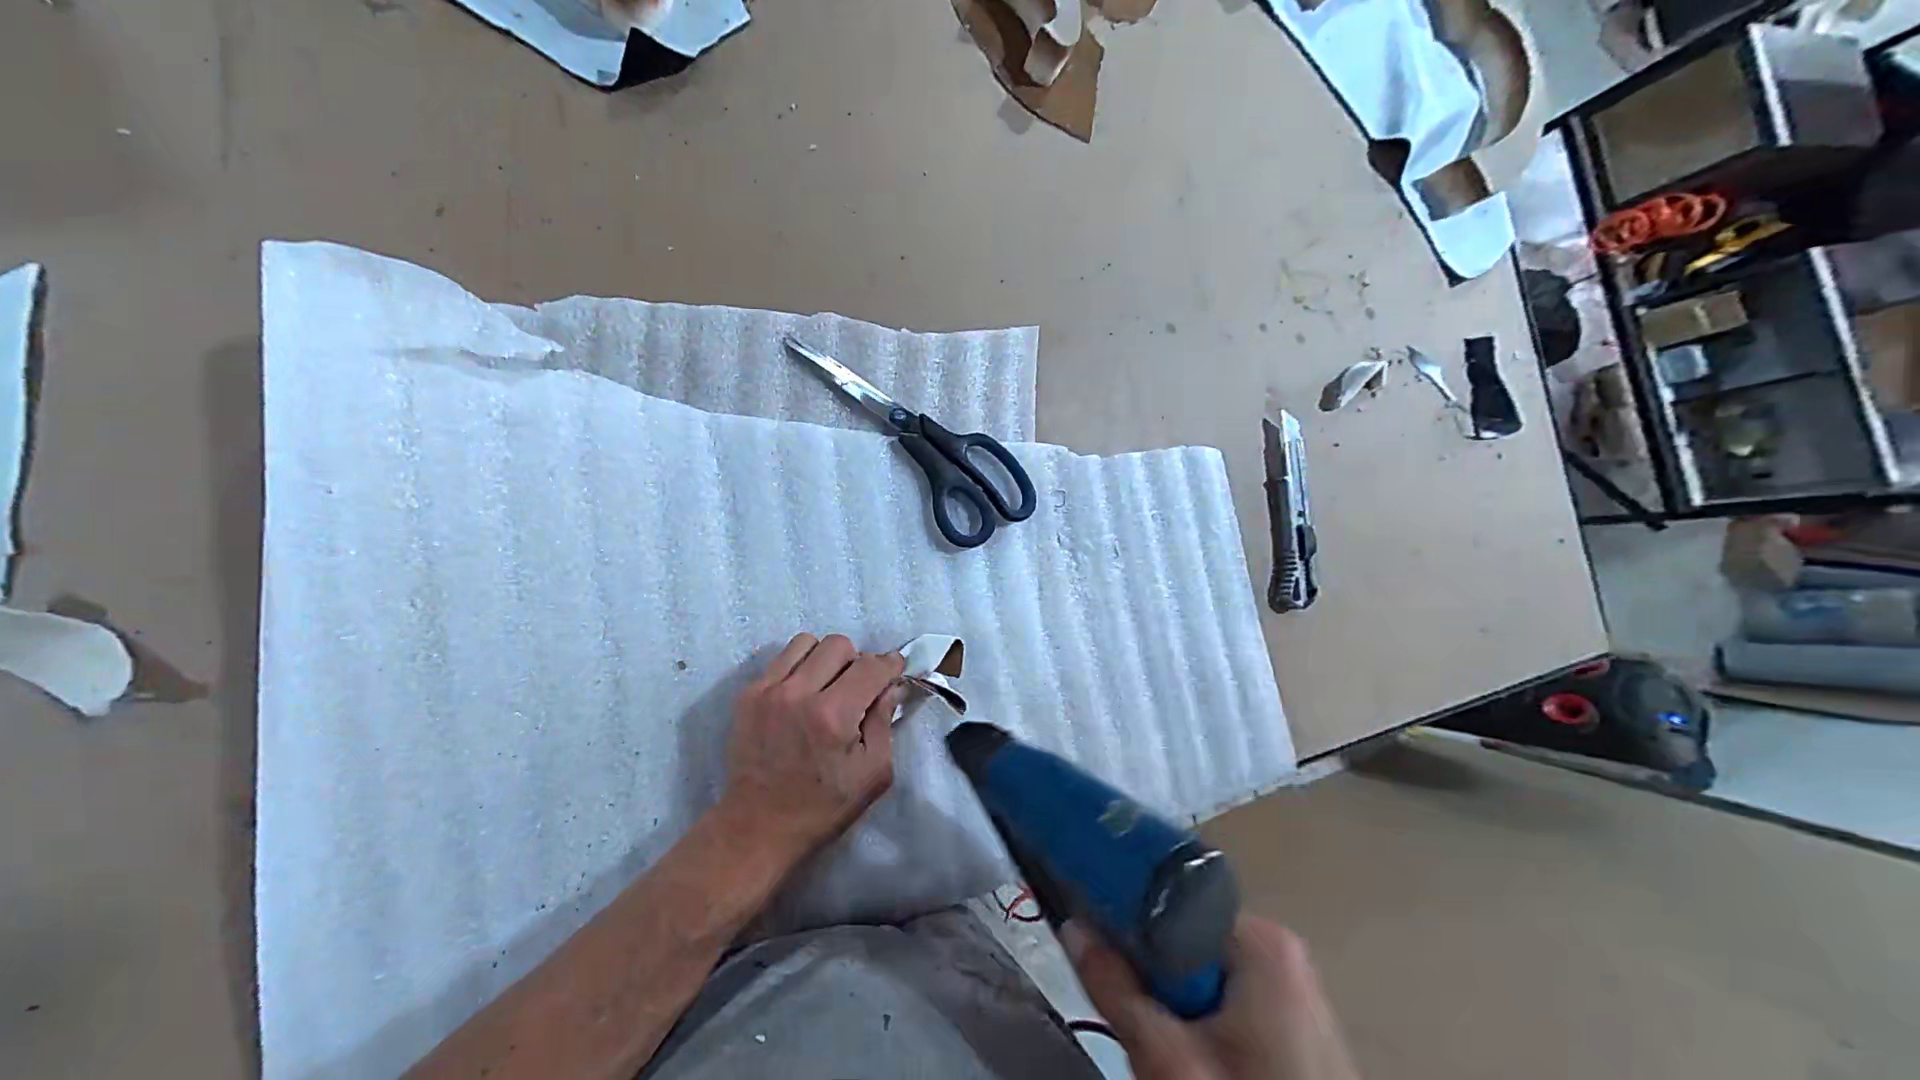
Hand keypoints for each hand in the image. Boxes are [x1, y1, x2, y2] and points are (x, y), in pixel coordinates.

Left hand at [715, 633, 905, 867]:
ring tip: (827, 686)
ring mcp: (768, 690)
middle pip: (838, 645)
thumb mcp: (873, 773)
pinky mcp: (748, 694)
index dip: (889, 664)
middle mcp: (798, 694)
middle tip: (858, 688)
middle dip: (857, 661)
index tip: (895, 669)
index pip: (870, 666)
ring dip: (825, 659)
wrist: (759, 825)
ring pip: (807, 643)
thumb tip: (892, 686)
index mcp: (833, 716)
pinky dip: (799, 668)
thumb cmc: (823, 806)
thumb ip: (885, 722)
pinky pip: (781, 659)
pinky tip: (802, 695)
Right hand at [1063, 915, 1361, 1079]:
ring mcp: (1290, 984)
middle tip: (1140, 1025)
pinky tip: (1198, 1061)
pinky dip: (1199, 1017)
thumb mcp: (1171, 1062)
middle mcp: (1278, 949)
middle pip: (1181, 936)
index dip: (1125, 917)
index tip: (1092, 935)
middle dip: (1152, 975)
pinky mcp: (1292, 1017)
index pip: (1169, 898)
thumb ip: (1116, 988)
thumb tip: (1073, 927)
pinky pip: (1224, 994)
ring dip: (1173, 1002)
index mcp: (1260, 940)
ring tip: (1174, 1054)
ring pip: (1198, 969)